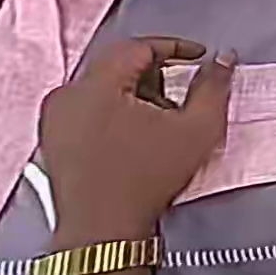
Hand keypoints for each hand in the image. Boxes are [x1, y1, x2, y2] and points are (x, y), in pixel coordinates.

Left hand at [39, 37, 235, 246]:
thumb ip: (214, 86)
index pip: (137, 46)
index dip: (174, 47)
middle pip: (118, 65)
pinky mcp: (52, 138)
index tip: (201, 57)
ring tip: (165, 116)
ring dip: (138, 91)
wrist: (103, 228)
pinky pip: (89, 106)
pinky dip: (118, 107)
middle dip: (157, 72)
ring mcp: (53, 117)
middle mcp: (66, 94)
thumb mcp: (197, 128)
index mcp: (95, 85)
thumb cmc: (151, 174)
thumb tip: (224, 57)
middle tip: (185, 92)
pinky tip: (139, 132)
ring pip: (104, 86)